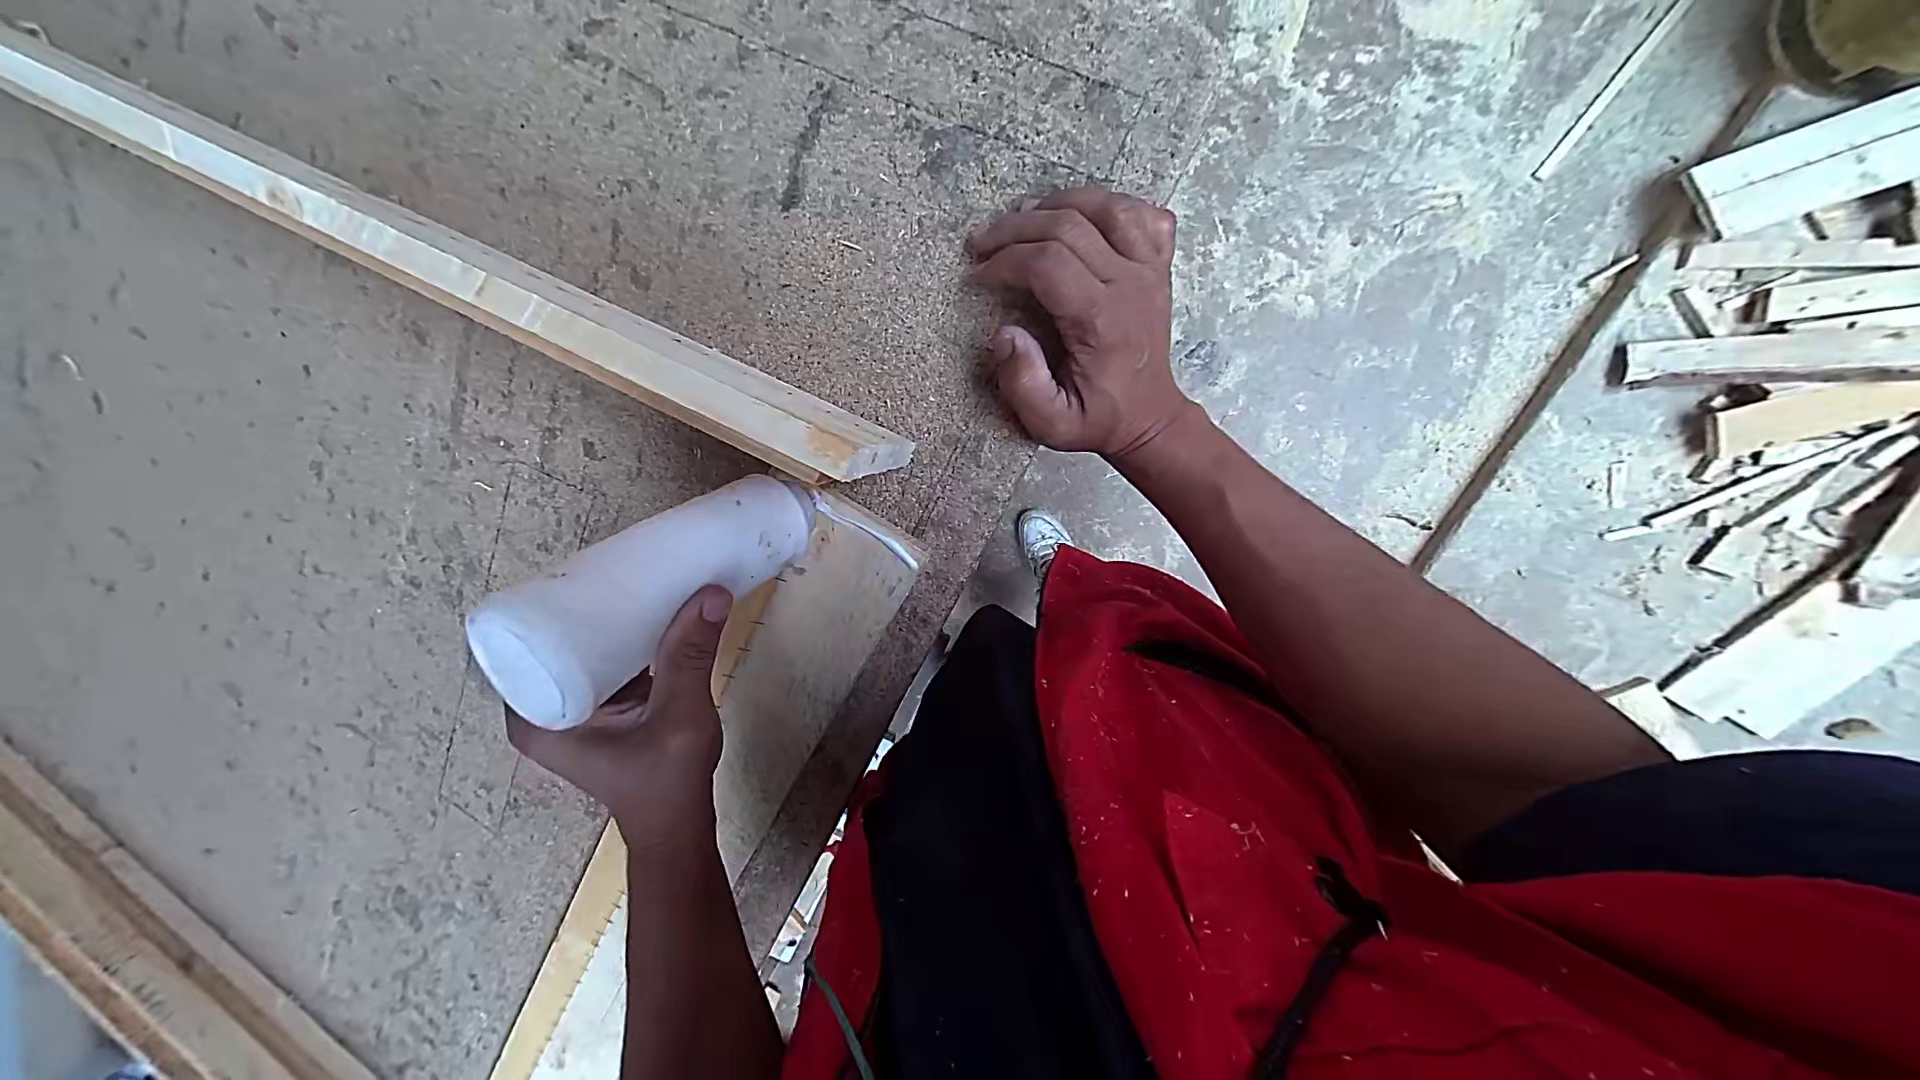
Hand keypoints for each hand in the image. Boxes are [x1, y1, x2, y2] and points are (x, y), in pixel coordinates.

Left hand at [505, 585, 733, 838]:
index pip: (524, 642)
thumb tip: (711, 591)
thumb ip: (691, 656)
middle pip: (555, 638)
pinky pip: (604, 659)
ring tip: (640, 580)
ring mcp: (570, 709)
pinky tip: (651, 613)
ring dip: (610, 618)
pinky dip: (626, 637)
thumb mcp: (680, 714)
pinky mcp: (598, 708)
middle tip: (624, 565)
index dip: (553, 600)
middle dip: (588, 603)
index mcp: (536, 716)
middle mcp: (541, 710)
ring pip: (581, 647)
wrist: (680, 823)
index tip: (591, 567)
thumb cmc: (668, 780)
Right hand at [969, 187, 1197, 458]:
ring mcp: (1149, 271)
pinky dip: (1106, 206)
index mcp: (1101, 320)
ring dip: (1058, 203)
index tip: (978, 276)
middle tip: (982, 243)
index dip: (1005, 261)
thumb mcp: (1052, 423)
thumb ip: (1022, 385)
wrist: (1149, 419)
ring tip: (1022, 220)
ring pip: (1107, 207)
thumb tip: (1003, 334)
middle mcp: (1130, 284)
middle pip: (1069, 224)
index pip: (1047, 263)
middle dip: (1015, 228)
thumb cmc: (1098, 420)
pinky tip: (1079, 219)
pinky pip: (1140, 215)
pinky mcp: (1158, 268)